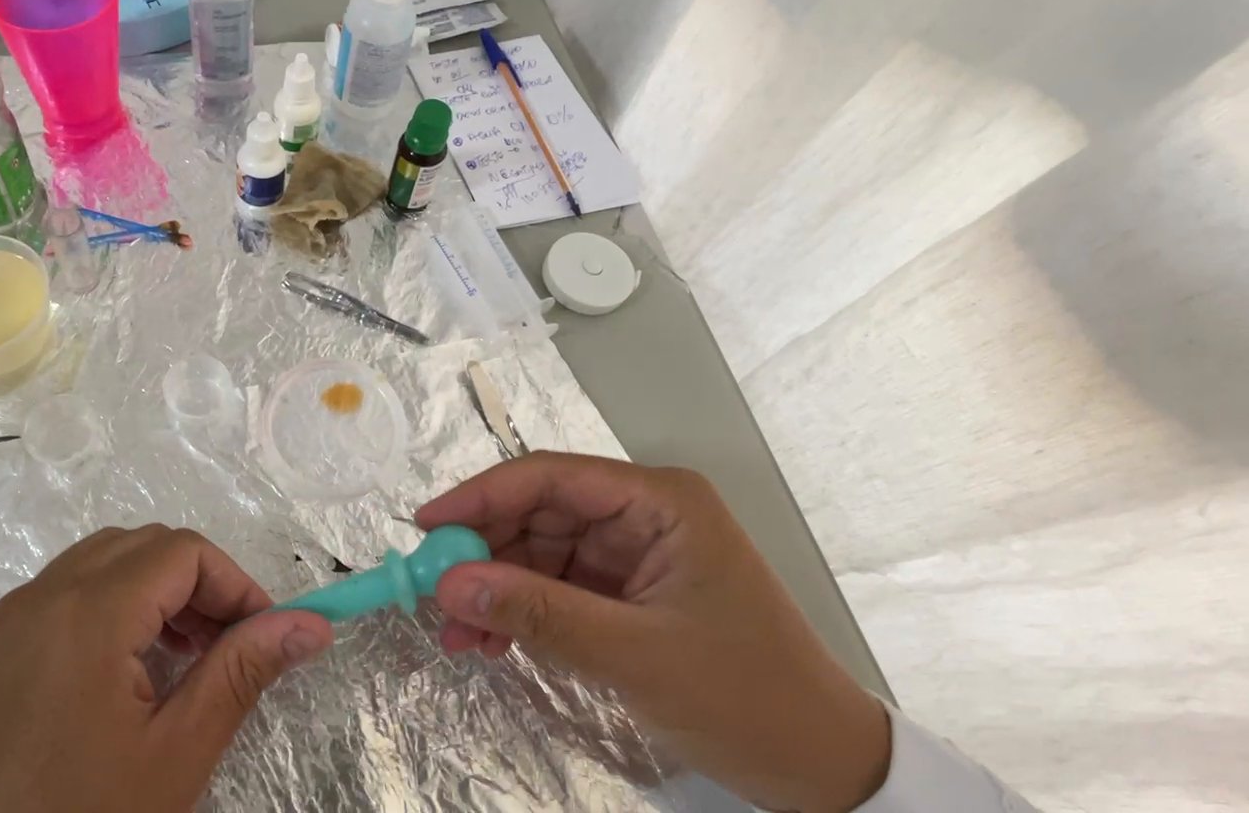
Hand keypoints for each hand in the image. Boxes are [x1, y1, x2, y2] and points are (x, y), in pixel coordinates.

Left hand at [0, 525, 334, 811]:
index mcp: (89, 610)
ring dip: (158, 588)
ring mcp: (15, 614)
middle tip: (229, 645)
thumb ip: (243, 670)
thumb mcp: (177, 750)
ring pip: (106, 558)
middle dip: (199, 582)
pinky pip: (69, 587)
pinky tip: (133, 662)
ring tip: (188, 652)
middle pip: (144, 545)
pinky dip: (114, 601)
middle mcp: (45, 593)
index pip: (182, 551)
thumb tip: (312, 625)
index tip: (263, 634)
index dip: (234, 583)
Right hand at [417, 453, 890, 812]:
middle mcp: (642, 514)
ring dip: (496, 588)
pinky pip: (556, 587)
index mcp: (659, 501)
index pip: (551, 477)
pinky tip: (489, 640)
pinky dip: (520, 611)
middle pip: (539, 513)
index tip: (425, 527)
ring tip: (455, 633)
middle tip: (430, 591)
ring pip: (540, 552)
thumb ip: (538, 613)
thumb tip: (448, 583)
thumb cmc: (745, 697)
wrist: (823, 769)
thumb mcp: (634, 655)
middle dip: (484, 552)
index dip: (482, 496)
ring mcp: (634, 553)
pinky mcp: (627, 592)